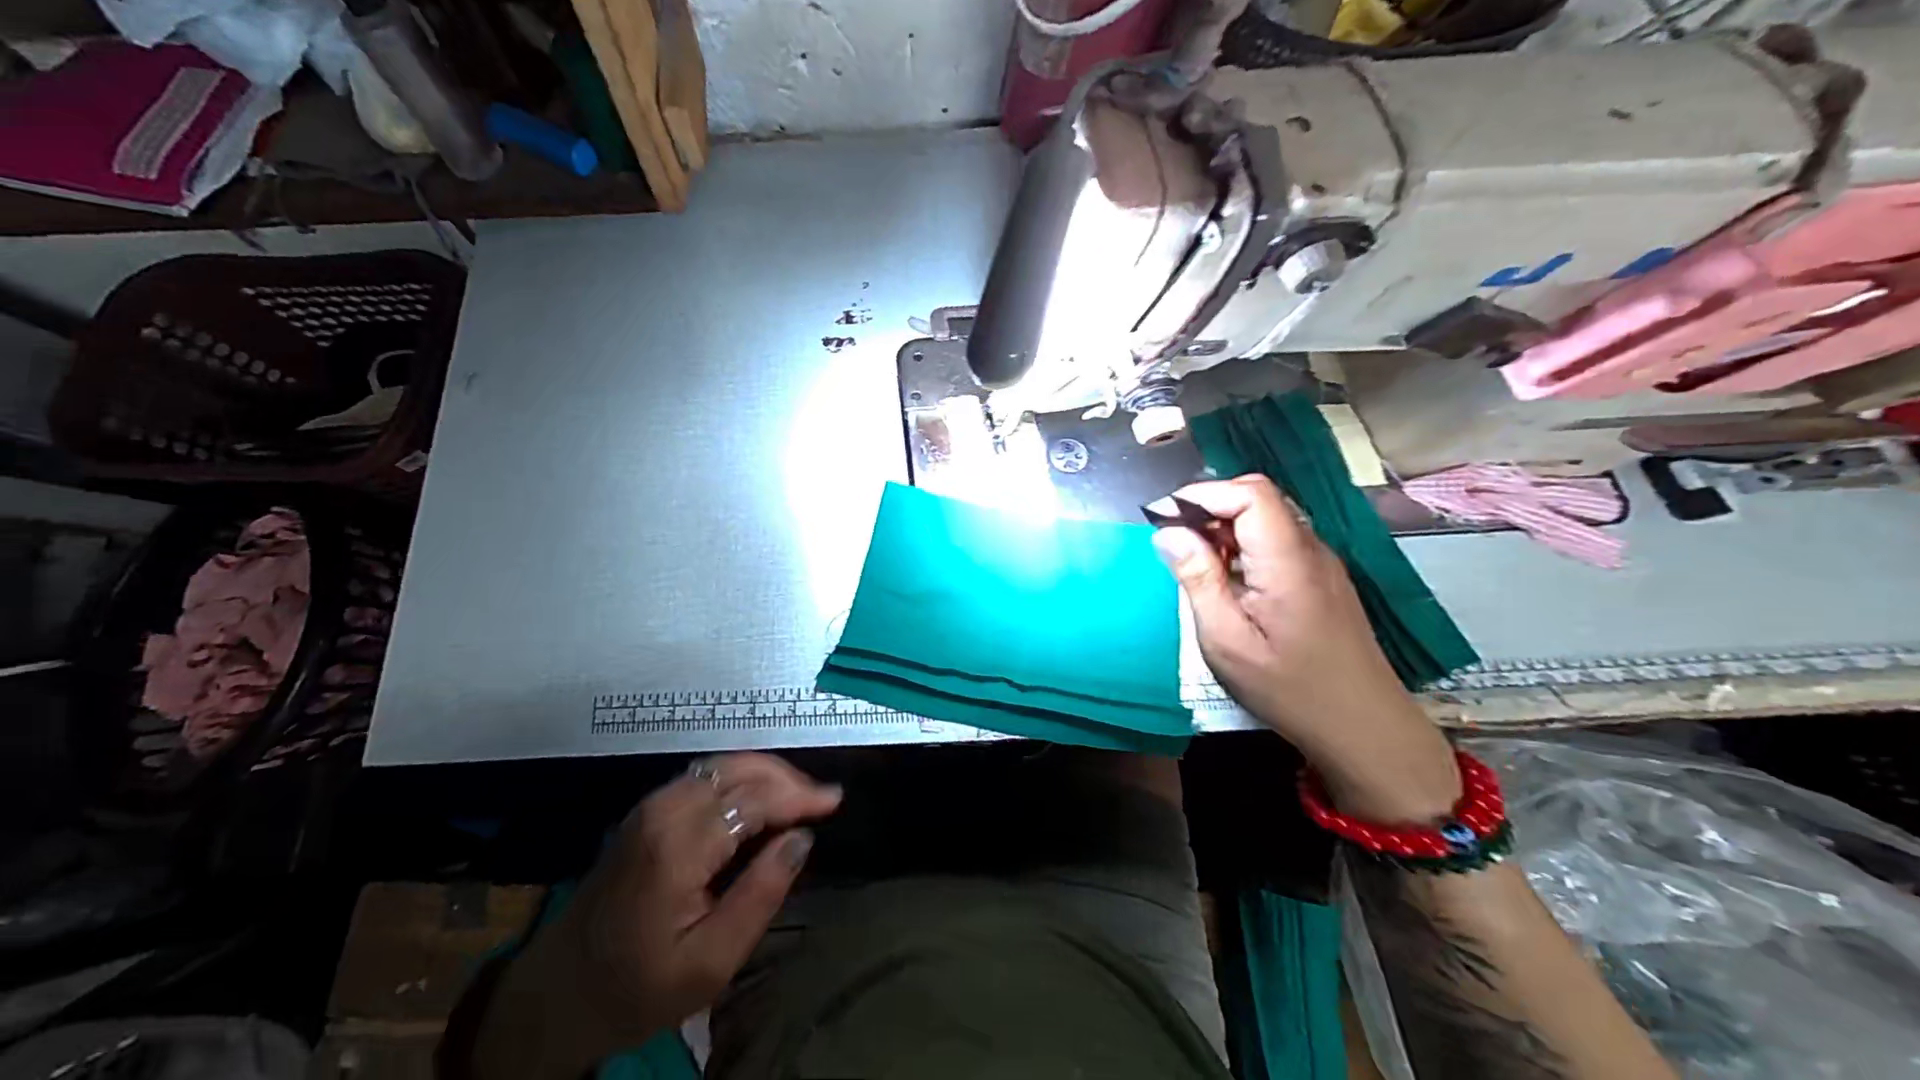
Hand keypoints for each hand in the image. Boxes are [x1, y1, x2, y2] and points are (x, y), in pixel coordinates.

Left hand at [479, 753, 841, 1077]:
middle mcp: (661, 812)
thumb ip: (761, 894)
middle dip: (787, 777)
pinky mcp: (645, 814)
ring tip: (801, 800)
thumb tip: (801, 838)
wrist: (555, 996)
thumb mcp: (710, 962)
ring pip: (721, 766)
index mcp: (677, 847)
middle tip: (822, 801)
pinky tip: (761, 801)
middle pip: (737, 770)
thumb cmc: (636, 989)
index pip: (753, 799)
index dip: (799, 795)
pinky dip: (741, 780)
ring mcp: (649, 808)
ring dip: (766, 774)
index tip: (836, 802)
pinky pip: (704, 778)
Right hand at [1152, 474, 1459, 822]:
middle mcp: (1310, 549)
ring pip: (1267, 519)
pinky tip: (1226, 579)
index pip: (1249, 493)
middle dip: (1208, 508)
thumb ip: (1198, 579)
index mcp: (1288, 560)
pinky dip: (1243, 546)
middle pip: (1258, 499)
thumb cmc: (1288, 688)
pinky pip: (1277, 542)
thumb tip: (1168, 533)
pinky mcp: (1321, 579)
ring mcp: (1320, 563)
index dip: (1202, 494)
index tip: (1163, 518)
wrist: (1362, 726)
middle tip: (1173, 541)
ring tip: (1194, 562)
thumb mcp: (1227, 640)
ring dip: (1224, 528)